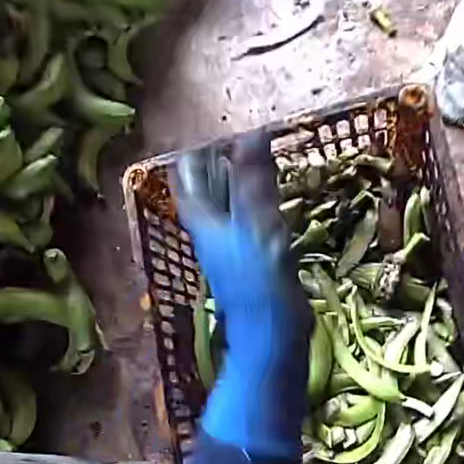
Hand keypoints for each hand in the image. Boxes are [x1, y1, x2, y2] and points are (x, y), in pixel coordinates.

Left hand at [174, 134, 310, 459]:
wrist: (273, 335)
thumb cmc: (258, 281)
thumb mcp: (256, 224)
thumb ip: (253, 180)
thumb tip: (252, 132)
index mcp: (204, 221)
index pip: (189, 176)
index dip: (200, 151)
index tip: (220, 128)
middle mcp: (213, 231)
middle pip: (207, 190)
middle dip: (218, 163)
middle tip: (240, 137)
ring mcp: (233, 247)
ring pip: (229, 205)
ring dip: (239, 181)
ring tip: (259, 157)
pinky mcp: (255, 260)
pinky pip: (251, 221)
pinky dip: (258, 202)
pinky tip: (274, 196)